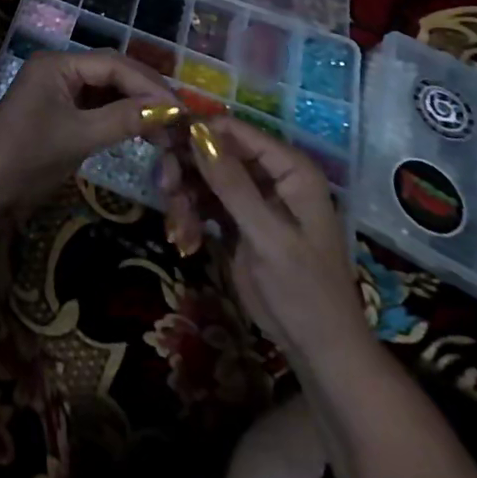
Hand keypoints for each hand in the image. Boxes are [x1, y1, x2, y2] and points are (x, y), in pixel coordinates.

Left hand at [0, 49, 179, 223]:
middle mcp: (58, 71)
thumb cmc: (29, 156)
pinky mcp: (61, 116)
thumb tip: (171, 110)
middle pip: (113, 74)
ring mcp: (59, 93)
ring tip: (167, 131)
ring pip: (108, 92)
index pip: (113, 64)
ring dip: (136, 108)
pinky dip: (122, 119)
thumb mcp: (79, 136)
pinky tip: (145, 134)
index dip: (149, 85)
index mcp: (56, 64)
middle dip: (146, 95)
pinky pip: (98, 109)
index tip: (181, 109)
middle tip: (180, 119)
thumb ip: (124, 119)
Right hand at [162, 117, 368, 362]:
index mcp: (291, 171)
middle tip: (167, 191)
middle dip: (185, 169)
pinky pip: (200, 201)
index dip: (198, 134)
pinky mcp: (234, 220)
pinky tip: (186, 239)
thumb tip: (198, 135)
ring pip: (200, 176)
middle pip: (212, 151)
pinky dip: (188, 217)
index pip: (236, 132)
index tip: (162, 145)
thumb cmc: (304, 289)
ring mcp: (251, 198)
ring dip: (183, 198)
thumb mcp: (268, 237)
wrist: (314, 345)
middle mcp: (270, 176)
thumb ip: (233, 185)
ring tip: (179, 229)